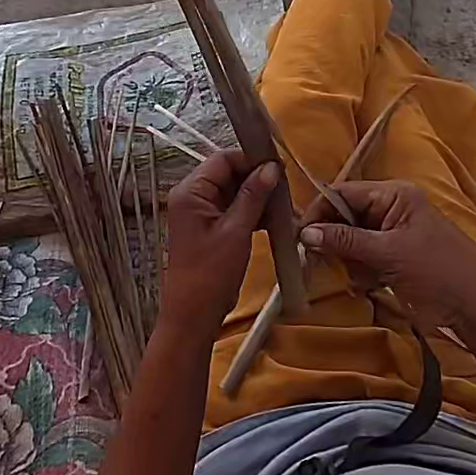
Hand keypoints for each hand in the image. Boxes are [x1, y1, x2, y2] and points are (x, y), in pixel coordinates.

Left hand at [161, 151, 280, 327]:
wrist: (194, 315)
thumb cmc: (210, 273)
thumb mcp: (236, 231)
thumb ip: (253, 195)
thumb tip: (271, 167)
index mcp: (190, 192)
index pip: (223, 159)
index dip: (251, 159)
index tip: (279, 167)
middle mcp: (191, 197)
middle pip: (227, 174)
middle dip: (256, 178)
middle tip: (284, 188)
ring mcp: (199, 213)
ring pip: (232, 192)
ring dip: (256, 197)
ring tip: (282, 205)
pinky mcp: (209, 229)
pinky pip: (232, 210)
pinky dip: (251, 212)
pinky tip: (272, 219)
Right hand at [299, 180, 475, 328]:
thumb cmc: (437, 271)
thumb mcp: (388, 253)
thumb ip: (345, 240)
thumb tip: (306, 232)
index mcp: (393, 196)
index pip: (343, 193)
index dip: (320, 212)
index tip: (300, 235)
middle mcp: (391, 210)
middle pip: (344, 217)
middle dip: (335, 240)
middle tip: (323, 260)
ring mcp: (392, 235)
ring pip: (351, 241)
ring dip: (348, 260)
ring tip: (361, 277)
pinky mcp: (393, 259)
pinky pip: (363, 259)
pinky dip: (360, 272)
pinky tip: (368, 285)